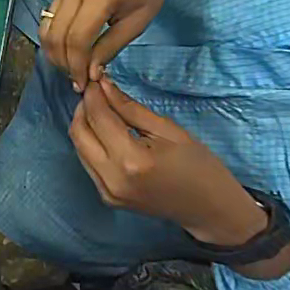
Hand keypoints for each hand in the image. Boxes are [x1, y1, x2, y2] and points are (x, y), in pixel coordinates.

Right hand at [42, 0, 193, 90]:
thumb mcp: (138, 22)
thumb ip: (110, 48)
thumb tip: (89, 74)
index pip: (77, 38)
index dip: (76, 65)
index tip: (83, 84)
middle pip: (57, 34)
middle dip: (63, 62)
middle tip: (76, 78)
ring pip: (47, 27)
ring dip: (54, 52)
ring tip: (70, 66)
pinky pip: (49, 17)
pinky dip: (54, 38)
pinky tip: (67, 50)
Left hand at [69, 78, 267, 244]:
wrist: (210, 210)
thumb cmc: (199, 166)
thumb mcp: (168, 130)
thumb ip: (130, 109)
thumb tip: (103, 86)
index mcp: (131, 159)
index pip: (99, 118)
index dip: (93, 96)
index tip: (95, 79)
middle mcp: (112, 177)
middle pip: (78, 133)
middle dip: (83, 108)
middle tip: (96, 93)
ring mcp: (106, 191)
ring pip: (78, 148)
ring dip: (84, 125)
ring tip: (100, 109)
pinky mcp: (106, 197)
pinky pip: (87, 163)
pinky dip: (90, 143)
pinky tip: (104, 132)